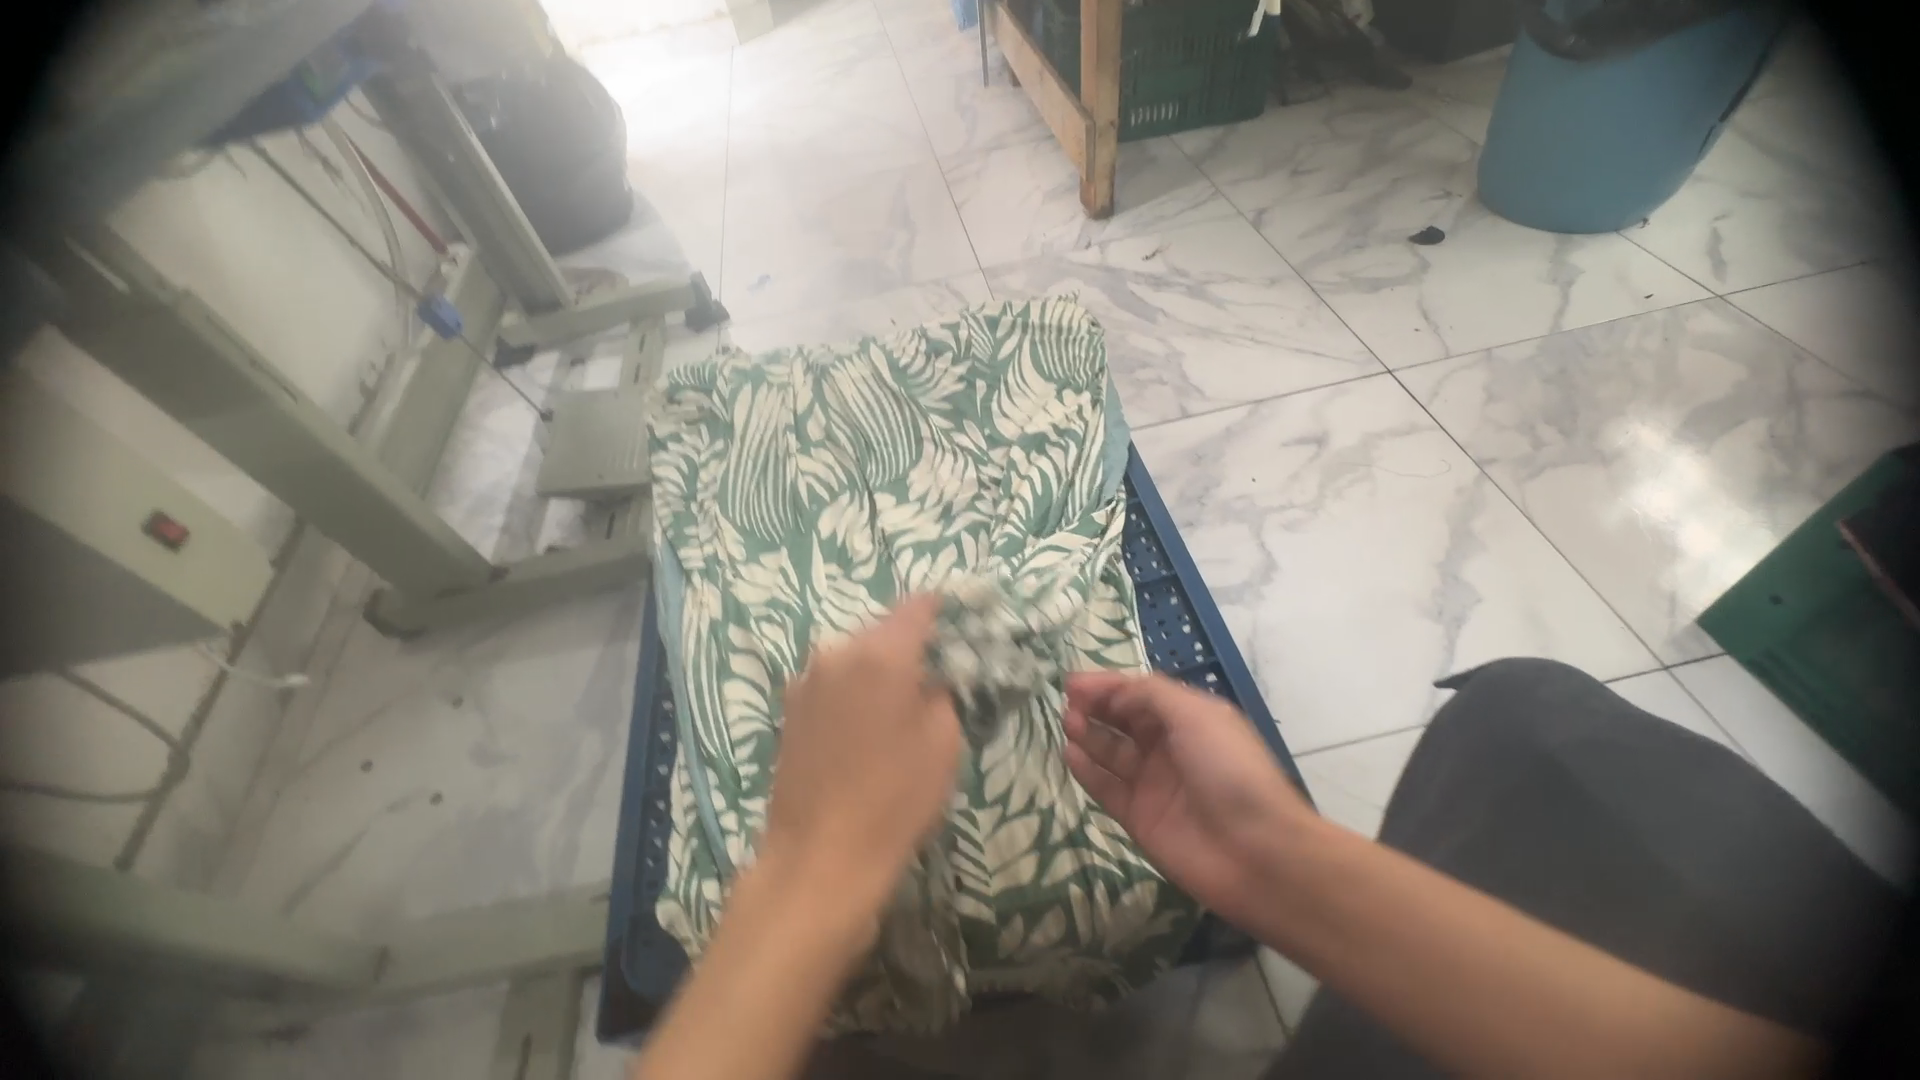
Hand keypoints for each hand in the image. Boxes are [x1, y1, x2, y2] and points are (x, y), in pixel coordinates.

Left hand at [762, 595, 962, 912]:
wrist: (820, 856)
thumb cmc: (895, 798)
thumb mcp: (943, 740)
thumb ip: (942, 689)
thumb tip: (933, 673)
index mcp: (880, 653)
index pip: (919, 606)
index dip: (945, 609)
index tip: (963, 623)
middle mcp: (837, 651)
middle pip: (884, 629)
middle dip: (912, 644)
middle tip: (937, 674)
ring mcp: (807, 678)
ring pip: (856, 655)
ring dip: (880, 668)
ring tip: (899, 705)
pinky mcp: (790, 706)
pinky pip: (834, 680)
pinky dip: (854, 689)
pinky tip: (866, 725)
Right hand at [1063, 672, 1313, 924]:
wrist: (1256, 852)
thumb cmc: (1229, 770)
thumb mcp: (1196, 715)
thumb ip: (1150, 695)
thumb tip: (1112, 694)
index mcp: (1190, 719)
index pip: (1142, 694)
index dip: (1109, 685)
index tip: (1074, 683)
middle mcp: (1171, 747)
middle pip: (1124, 720)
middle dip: (1096, 707)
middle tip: (1068, 701)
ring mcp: (1154, 784)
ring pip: (1112, 752)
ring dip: (1089, 734)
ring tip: (1068, 723)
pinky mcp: (1139, 817)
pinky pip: (1106, 788)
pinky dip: (1087, 770)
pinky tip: (1070, 754)